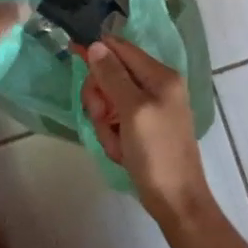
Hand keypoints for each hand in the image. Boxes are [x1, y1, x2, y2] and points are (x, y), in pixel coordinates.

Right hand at [82, 38, 215, 226]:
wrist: (176, 202)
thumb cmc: (157, 153)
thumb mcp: (132, 111)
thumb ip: (113, 76)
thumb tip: (96, 45)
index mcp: (160, 76)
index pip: (122, 48)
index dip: (96, 50)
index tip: (71, 52)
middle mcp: (157, 86)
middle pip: (112, 75)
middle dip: (101, 98)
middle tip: (102, 118)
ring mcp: (151, 108)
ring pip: (110, 101)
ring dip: (105, 123)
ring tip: (116, 143)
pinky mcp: (144, 129)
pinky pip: (117, 122)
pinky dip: (113, 136)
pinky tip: (120, 152)